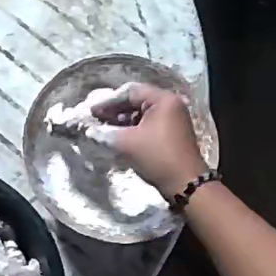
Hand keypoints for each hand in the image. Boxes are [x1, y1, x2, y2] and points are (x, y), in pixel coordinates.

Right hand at [90, 83, 207, 196]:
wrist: (185, 183)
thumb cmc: (157, 157)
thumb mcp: (127, 143)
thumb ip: (105, 133)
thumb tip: (90, 131)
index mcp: (163, 99)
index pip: (130, 92)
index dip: (108, 101)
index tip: (92, 111)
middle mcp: (171, 104)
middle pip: (137, 100)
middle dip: (115, 110)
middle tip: (97, 118)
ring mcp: (174, 119)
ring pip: (143, 113)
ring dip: (123, 120)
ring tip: (105, 128)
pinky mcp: (173, 133)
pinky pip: (150, 124)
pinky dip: (134, 128)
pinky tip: (120, 136)